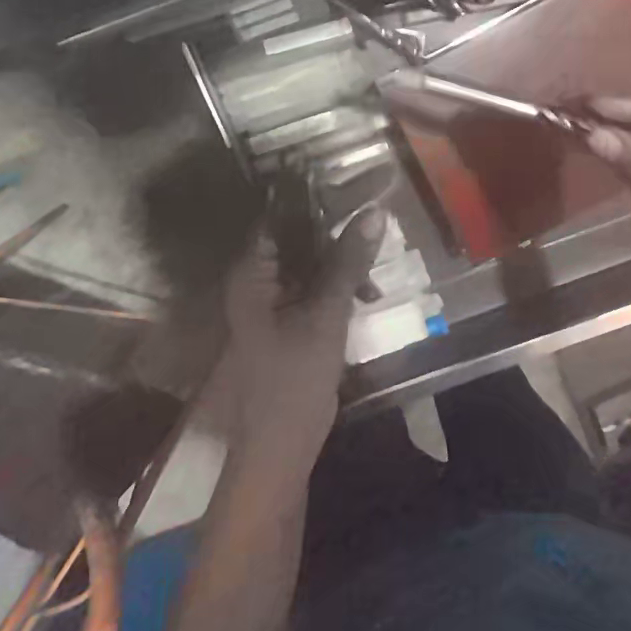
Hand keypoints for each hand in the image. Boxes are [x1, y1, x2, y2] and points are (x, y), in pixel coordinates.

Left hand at [214, 205, 384, 458]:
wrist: (280, 445)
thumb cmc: (294, 378)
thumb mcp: (326, 315)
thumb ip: (348, 263)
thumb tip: (375, 213)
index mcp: (252, 274)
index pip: (282, 217)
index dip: (319, 199)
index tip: (359, 185)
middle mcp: (257, 281)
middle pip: (299, 239)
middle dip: (339, 234)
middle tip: (378, 226)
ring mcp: (273, 303)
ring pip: (313, 265)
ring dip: (344, 264)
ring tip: (375, 275)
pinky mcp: (290, 322)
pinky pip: (317, 289)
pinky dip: (341, 288)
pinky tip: (367, 296)